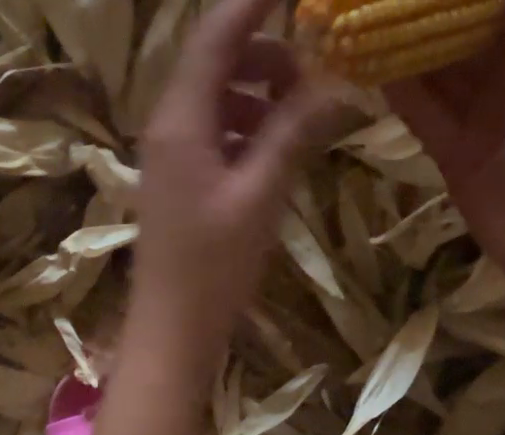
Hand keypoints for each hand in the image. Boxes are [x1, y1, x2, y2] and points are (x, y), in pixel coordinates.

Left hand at [127, 0, 335, 362]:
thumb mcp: (260, 196)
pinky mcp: (180, 182)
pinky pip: (213, 133)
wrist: (172, 331)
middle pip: (215, 61)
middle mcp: (169, 126)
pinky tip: (275, 153)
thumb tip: (336, 83)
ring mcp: (171, 156)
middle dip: (265, 54)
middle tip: (313, 72)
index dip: (254, 1)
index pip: (217, 33)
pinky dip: (246, 129)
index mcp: (181, 119)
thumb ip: (293, 133)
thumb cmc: (213, 267)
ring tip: (300, 117)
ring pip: (216, 99)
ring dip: (258, 95)